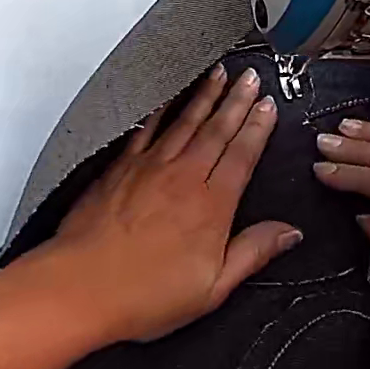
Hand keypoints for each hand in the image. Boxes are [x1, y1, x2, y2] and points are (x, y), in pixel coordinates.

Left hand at [17, 65, 299, 344]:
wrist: (80, 288)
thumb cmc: (144, 294)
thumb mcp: (212, 288)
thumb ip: (253, 252)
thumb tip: (289, 233)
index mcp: (211, 206)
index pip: (242, 154)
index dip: (258, 127)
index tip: (268, 106)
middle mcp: (184, 177)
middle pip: (218, 129)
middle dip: (237, 100)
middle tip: (250, 78)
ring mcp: (151, 167)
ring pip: (186, 121)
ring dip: (206, 95)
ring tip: (219, 74)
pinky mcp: (122, 167)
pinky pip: (146, 128)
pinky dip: (161, 109)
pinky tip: (169, 96)